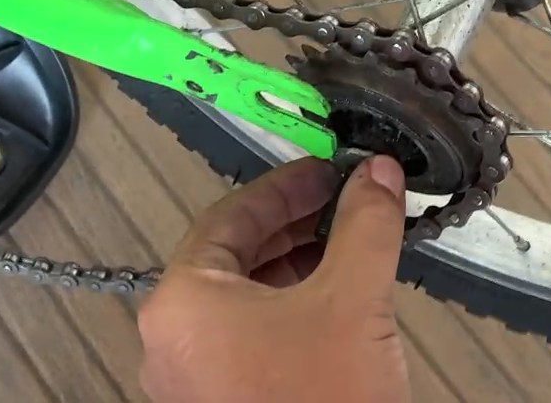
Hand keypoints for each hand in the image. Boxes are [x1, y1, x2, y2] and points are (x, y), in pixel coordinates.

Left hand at [139, 156, 410, 402]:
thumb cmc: (323, 402)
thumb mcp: (351, 301)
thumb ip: (365, 225)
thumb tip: (379, 171)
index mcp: (181, 300)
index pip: (232, 215)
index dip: (287, 187)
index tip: (328, 172)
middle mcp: (171, 336)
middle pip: (234, 252)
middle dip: (293, 224)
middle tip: (341, 203)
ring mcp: (189, 379)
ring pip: (241, 295)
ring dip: (293, 263)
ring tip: (344, 246)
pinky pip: (244, 335)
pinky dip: (285, 307)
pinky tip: (330, 301)